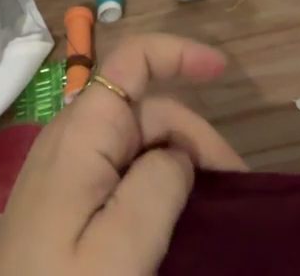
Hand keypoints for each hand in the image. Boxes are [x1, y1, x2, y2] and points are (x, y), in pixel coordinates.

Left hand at [0, 35, 246, 275]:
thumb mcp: (122, 247)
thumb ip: (159, 185)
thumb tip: (176, 153)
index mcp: (81, 133)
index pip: (130, 60)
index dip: (178, 52)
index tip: (223, 72)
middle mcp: (70, 138)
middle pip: (144, 108)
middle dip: (193, 134)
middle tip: (234, 188)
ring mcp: (65, 170)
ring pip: (136, 140)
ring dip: (180, 161)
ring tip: (215, 205)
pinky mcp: (66, 200)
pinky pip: (121, 170)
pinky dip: (158, 180)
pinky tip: (178, 213)